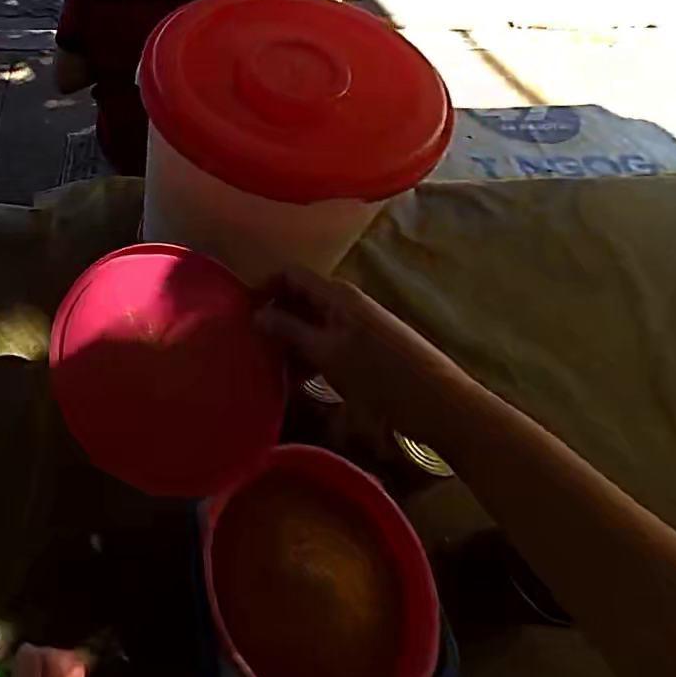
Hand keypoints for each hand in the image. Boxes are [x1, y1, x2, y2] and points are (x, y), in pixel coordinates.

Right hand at [255, 267, 475, 443]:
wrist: (437, 401)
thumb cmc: (380, 375)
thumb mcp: (327, 353)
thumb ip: (291, 331)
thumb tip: (257, 313)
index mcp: (337, 295)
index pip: (291, 275)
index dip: (263, 288)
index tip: (238, 314)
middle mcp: (346, 302)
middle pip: (300, 298)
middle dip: (274, 317)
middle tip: (246, 345)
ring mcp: (357, 325)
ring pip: (312, 323)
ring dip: (289, 341)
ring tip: (265, 368)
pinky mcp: (364, 348)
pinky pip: (326, 342)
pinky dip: (308, 355)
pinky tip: (295, 381)